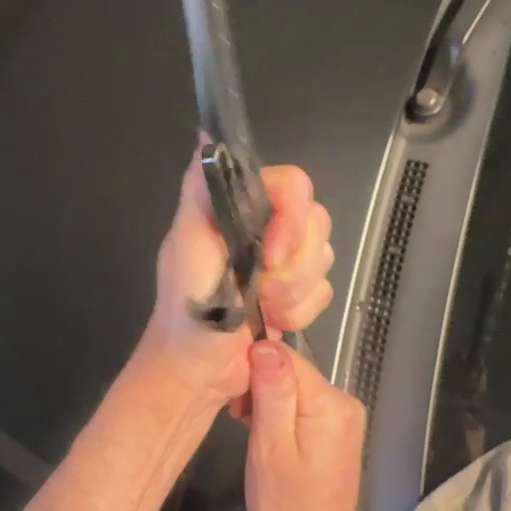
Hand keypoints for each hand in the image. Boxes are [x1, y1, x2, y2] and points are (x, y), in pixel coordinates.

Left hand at [142, 147, 334, 402]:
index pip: (292, 185)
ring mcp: (281, 261)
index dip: (292, 219)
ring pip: (322, 257)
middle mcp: (262, 227)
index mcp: (236, 208)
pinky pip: (323, 289)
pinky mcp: (294, 292)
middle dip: (294, 265)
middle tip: (263, 291)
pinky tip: (274, 323)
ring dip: (295, 292)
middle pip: (315, 221)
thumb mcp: (187, 245)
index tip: (272, 256)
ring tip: (264, 310)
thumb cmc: (188, 313)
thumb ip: (201, 192)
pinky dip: (300, 311)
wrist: (198, 374)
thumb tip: (207, 136)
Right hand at [244, 339, 367, 510]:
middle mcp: (344, 403)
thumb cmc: (286, 510)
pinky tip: (263, 437)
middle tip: (237, 419)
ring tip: (246, 431)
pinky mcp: (335, 432)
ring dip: (265, 402)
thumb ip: (271, 395)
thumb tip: (264, 344)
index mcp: (331, 404)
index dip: (253, 369)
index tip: (233, 397)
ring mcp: (343, 418)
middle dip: (259, 387)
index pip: (286, 358)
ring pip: (293, 388)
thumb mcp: (270, 450)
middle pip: (291, 371)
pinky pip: (301, 406)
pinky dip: (278, 415)